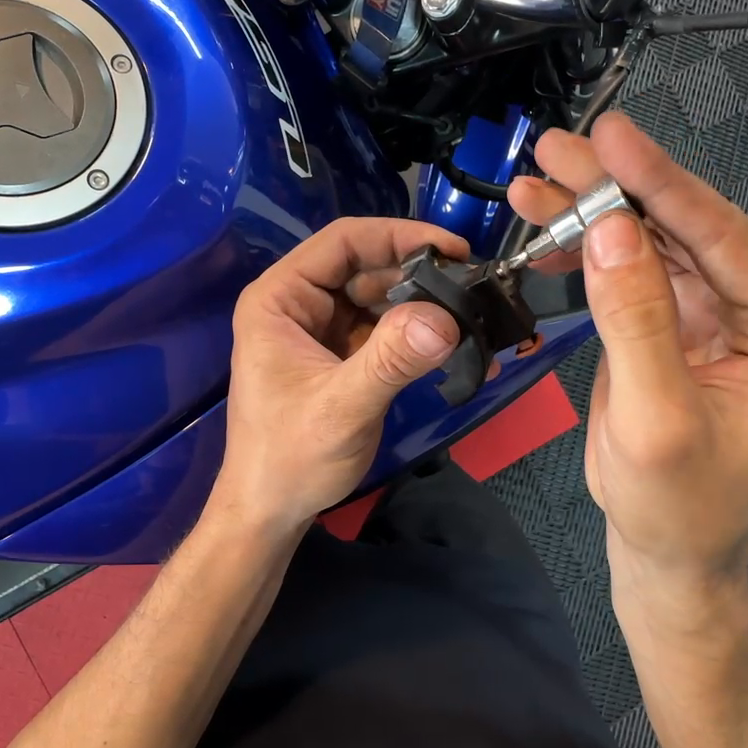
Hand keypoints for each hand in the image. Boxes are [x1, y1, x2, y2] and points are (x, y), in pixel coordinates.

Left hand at [213, 218, 469, 532]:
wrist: (271, 512)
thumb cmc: (289, 457)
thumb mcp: (341, 407)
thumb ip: (390, 360)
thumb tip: (446, 318)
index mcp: (281, 298)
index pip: (343, 241)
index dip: (398, 236)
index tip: (453, 250)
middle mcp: (301, 304)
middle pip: (368, 267)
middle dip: (421, 275)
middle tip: (476, 288)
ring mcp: (323, 330)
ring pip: (382, 297)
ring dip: (426, 305)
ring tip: (476, 316)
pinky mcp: (344, 357)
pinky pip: (387, 331)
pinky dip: (420, 335)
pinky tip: (459, 345)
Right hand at [508, 113, 747, 584]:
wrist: (667, 555)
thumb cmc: (679, 506)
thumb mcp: (657, 419)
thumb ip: (635, 320)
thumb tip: (608, 229)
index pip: (724, 239)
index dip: (662, 185)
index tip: (611, 137)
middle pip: (688, 228)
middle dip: (619, 188)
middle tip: (560, 147)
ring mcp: (719, 314)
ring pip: (655, 242)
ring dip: (596, 211)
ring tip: (539, 179)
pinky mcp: (677, 324)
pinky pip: (633, 271)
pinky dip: (590, 249)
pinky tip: (549, 228)